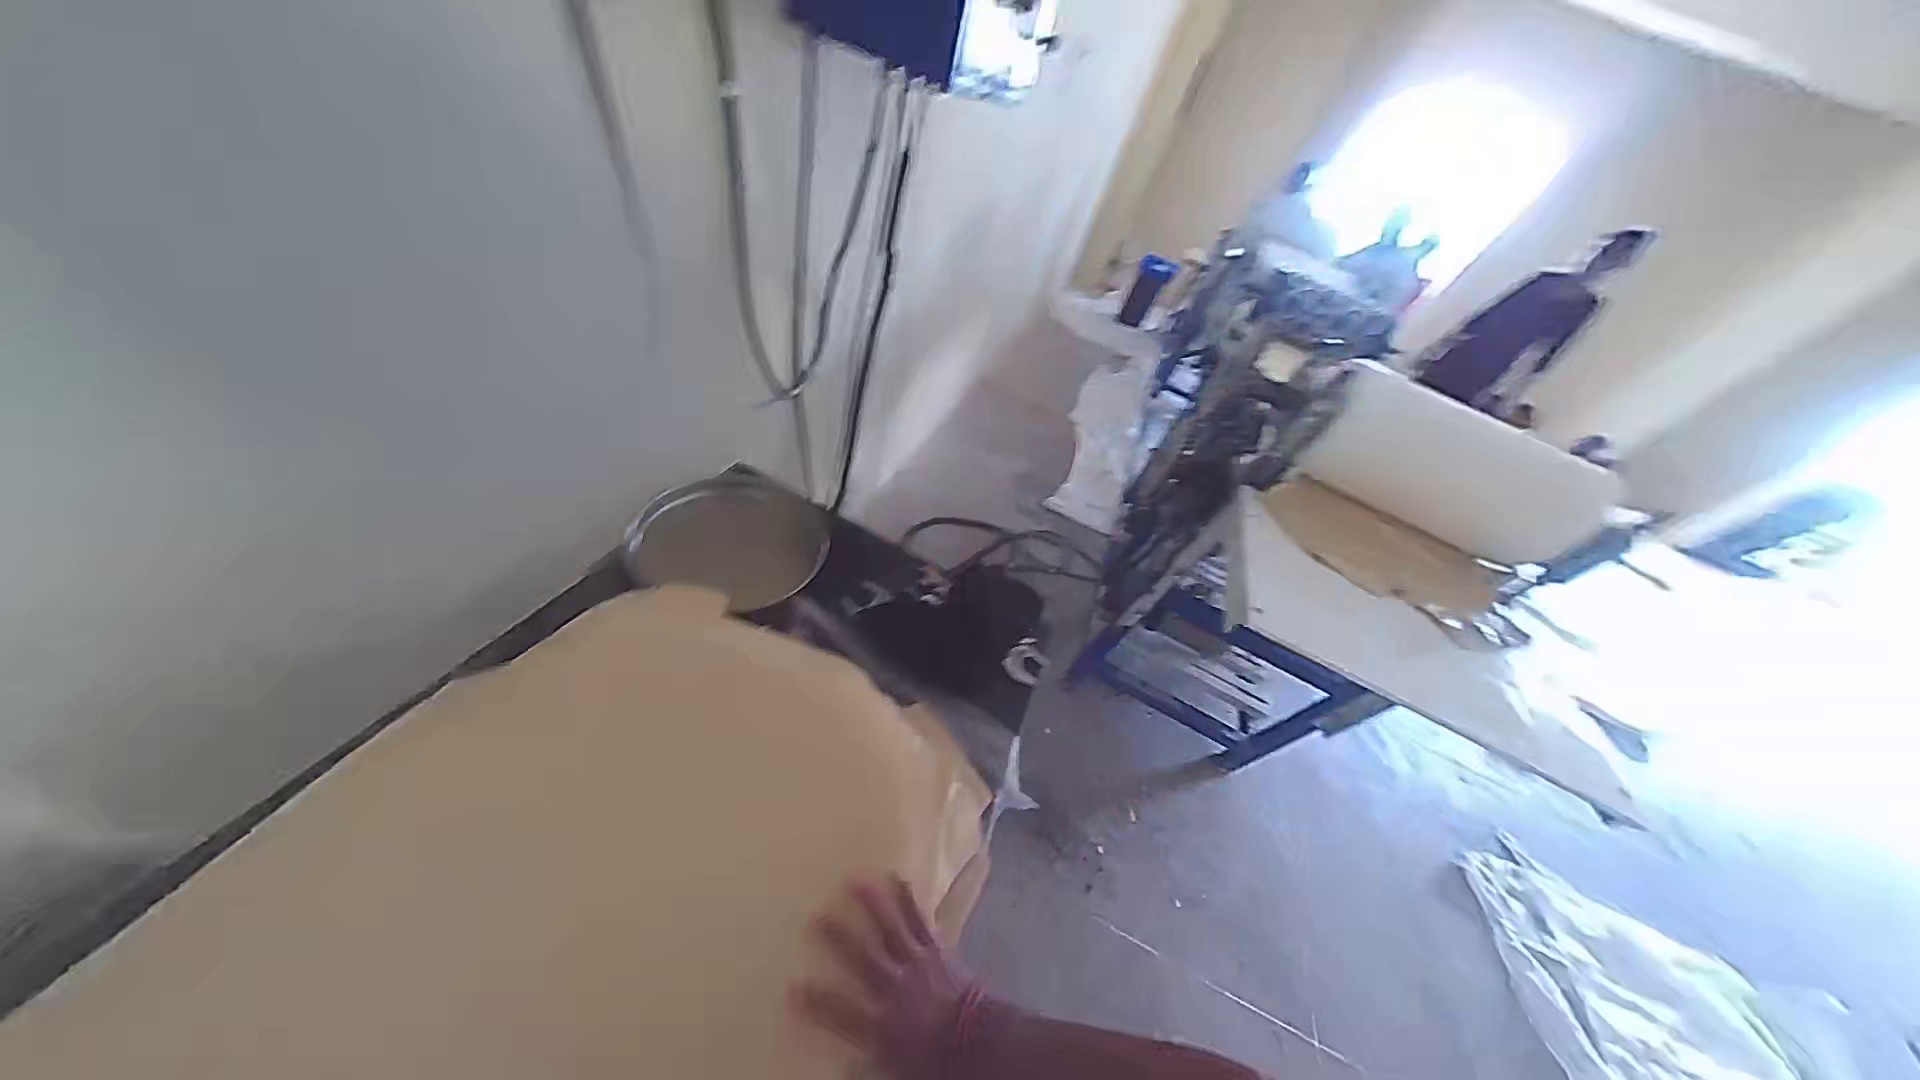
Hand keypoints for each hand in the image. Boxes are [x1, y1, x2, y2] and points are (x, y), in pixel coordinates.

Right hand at [793, 876, 974, 1078]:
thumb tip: (843, 1065)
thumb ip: (869, 1061)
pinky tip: (899, 878)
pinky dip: (908, 899)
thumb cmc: (935, 1057)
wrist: (977, 1038)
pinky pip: (919, 920)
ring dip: (872, 904)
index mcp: (882, 1023)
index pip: (842, 1011)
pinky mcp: (935, 948)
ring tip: (854, 879)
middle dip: (838, 937)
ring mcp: (916, 963)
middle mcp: (896, 987)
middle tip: (816, 916)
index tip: (793, 986)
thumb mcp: (898, 1067)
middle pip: (863, 958)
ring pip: (890, 929)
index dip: (817, 1000)